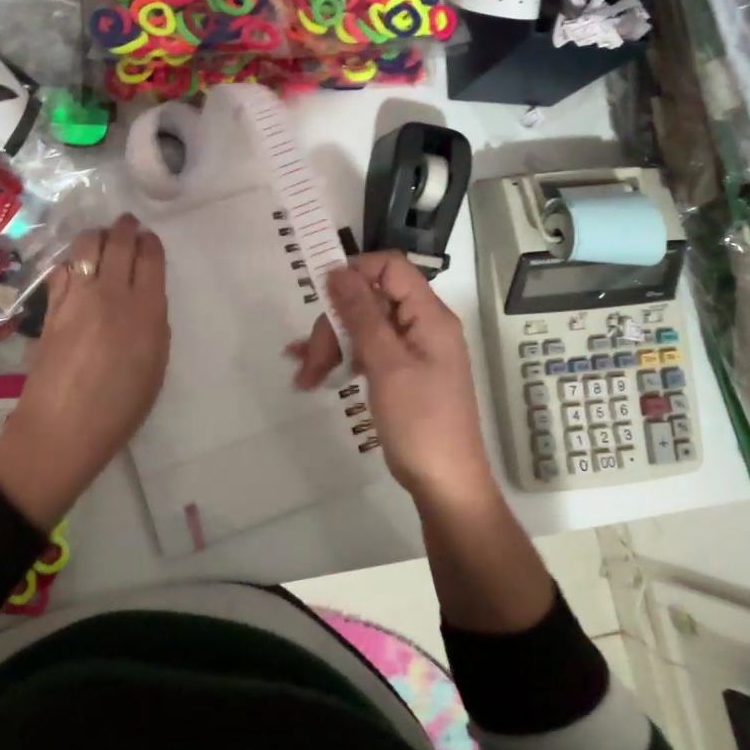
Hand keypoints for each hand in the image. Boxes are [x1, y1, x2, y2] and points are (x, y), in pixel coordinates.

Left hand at [0, 214, 169, 527]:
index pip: (150, 257)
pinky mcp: (51, 306)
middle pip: (118, 242)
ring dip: (98, 235)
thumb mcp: (155, 368)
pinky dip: (73, 258)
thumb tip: (147, 300)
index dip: (151, 243)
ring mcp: (77, 297)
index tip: (150, 240)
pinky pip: (63, 268)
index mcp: (146, 311)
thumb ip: (154, 326)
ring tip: (102, 237)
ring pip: (87, 245)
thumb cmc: (119, 409)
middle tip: (127, 225)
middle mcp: (112, 294)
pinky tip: (77, 264)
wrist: (62, 428)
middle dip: (125, 228)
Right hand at [290, 252, 493, 500]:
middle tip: (310, 358)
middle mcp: (421, 326)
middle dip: (334, 323)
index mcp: (429, 317)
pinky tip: (313, 375)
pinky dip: (340, 359)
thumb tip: (337, 270)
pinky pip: (366, 351)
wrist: (445, 482)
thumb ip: (362, 314)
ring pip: (362, 326)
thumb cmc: (421, 422)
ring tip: (305, 376)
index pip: (390, 268)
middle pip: (369, 300)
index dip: (355, 273)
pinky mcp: (400, 372)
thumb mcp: (387, 365)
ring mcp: (411, 351)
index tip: (322, 296)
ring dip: (331, 345)